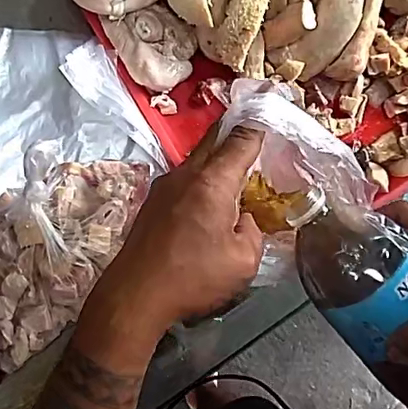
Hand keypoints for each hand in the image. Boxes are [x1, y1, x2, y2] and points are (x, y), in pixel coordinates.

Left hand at [78, 126, 265, 364]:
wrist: (135, 296)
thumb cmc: (193, 278)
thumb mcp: (244, 261)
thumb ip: (253, 232)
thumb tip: (245, 220)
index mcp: (213, 182)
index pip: (241, 140)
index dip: (259, 125)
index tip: (272, 112)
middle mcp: (187, 174)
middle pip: (215, 138)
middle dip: (238, 128)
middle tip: (258, 125)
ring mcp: (166, 186)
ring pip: (199, 157)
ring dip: (219, 155)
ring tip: (240, 163)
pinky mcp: (154, 201)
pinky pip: (187, 176)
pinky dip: (205, 175)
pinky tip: (213, 194)